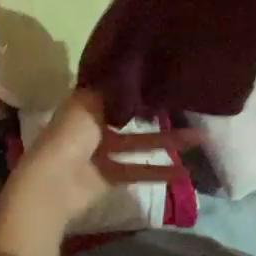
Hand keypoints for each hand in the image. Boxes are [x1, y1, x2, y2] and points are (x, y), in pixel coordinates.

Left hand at [0, 91, 196, 232]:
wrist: (54, 183)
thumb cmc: (70, 136)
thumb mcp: (89, 103)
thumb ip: (113, 91)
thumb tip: (133, 73)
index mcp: (84, 104)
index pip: (112, 91)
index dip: (136, 85)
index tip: (163, 77)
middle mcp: (93, 126)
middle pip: (131, 118)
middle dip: (158, 115)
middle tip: (190, 108)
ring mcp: (101, 154)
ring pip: (140, 144)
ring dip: (168, 143)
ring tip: (200, 139)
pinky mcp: (109, 178)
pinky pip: (138, 171)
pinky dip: (159, 172)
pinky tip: (185, 172)